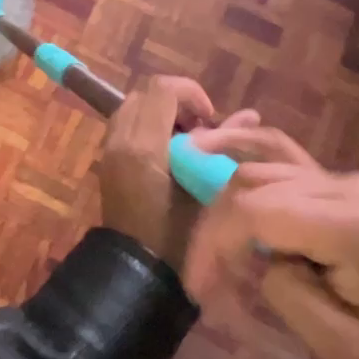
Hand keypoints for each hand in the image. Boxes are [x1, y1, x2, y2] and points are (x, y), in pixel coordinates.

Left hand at [96, 76, 228, 267]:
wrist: (138, 269)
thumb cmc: (178, 236)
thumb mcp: (206, 190)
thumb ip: (225, 146)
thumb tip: (251, 116)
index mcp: (144, 145)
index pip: (162, 89)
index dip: (190, 92)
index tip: (209, 118)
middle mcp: (121, 139)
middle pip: (145, 92)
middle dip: (175, 101)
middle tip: (199, 128)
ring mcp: (109, 148)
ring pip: (133, 105)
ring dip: (160, 111)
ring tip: (186, 139)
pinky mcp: (107, 158)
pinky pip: (125, 123)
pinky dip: (146, 125)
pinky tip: (169, 152)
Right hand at [182, 129, 358, 358]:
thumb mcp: (337, 345)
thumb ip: (284, 291)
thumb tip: (249, 258)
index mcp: (351, 225)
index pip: (258, 211)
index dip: (217, 242)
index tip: (200, 286)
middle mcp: (344, 187)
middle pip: (252, 185)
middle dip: (215, 228)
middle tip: (201, 280)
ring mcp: (340, 179)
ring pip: (258, 169)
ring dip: (222, 202)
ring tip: (206, 247)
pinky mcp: (333, 182)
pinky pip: (280, 151)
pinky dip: (242, 143)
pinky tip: (208, 141)